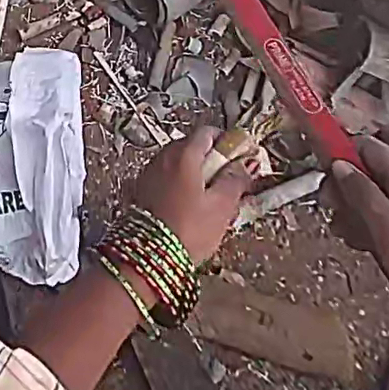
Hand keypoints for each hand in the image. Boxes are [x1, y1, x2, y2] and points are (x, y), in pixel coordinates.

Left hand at [132, 126, 254, 263]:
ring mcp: (150, 172)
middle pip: (192, 147)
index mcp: (184, 154)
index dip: (227, 143)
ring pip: (179, 164)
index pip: (208, 132)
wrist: (149, 257)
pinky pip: (167, 178)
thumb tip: (246, 164)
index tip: (239, 159)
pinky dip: (180, 185)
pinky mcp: (142, 189)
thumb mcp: (221, 206)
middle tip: (228, 183)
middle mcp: (164, 157)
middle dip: (212, 161)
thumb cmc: (188, 230)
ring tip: (210, 201)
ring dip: (196, 174)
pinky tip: (189, 208)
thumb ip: (235, 180)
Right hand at [330, 136, 388, 339]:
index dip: (344, 155)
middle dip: (349, 189)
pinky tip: (369, 248)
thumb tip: (340, 166)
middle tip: (333, 211)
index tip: (322, 174)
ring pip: (383, 201)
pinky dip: (376, 231)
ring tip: (349, 234)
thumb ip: (363, 196)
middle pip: (376, 175)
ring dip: (359, 213)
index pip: (373, 149)